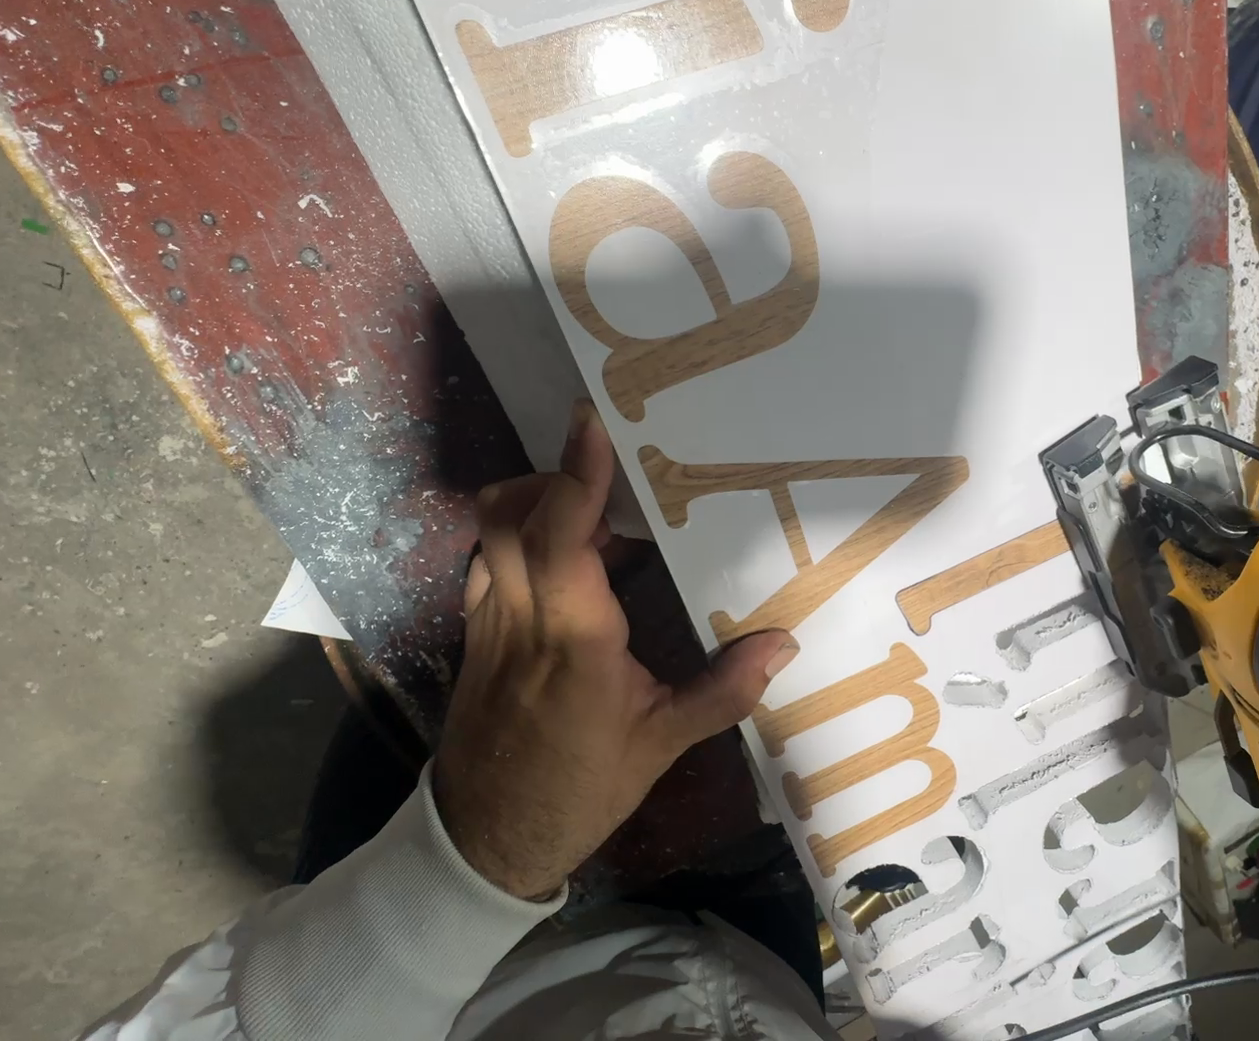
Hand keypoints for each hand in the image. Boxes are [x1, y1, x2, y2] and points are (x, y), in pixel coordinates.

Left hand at [432, 399, 798, 899]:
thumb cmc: (577, 788)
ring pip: (490, 531)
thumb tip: (782, 645)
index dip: (578, 473)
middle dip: (557, 476)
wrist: (485, 839)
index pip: (564, 534)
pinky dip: (521, 537)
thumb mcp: (661, 744)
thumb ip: (722, 691)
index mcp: (573, 635)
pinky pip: (489, 560)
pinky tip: (566, 565)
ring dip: (535, 502)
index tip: (593, 420)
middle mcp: (520, 613)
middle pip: (510, 512)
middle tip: (611, 479)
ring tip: (594, 516)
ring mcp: (488, 620)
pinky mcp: (476, 633)